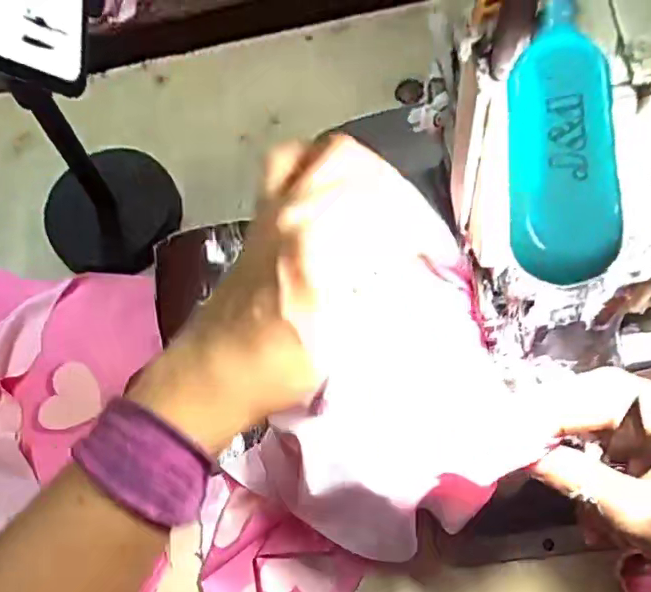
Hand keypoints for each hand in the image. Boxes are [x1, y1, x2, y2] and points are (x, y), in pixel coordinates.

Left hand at [131, 135, 391, 452]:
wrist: (212, 377)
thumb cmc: (273, 371)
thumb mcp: (338, 347)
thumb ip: (377, 300)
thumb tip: (403, 272)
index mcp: (314, 240)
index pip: (384, 208)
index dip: (422, 231)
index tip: (438, 259)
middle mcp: (289, 212)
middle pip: (352, 163)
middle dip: (393, 191)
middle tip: (410, 230)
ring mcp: (268, 213)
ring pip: (318, 156)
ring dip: (356, 175)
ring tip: (376, 211)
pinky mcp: (256, 226)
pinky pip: (289, 172)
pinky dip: (318, 177)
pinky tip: (331, 212)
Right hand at [532, 369, 650, 591]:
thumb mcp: (641, 517)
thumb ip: (582, 482)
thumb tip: (531, 457)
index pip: (616, 398)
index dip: (562, 414)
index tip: (521, 434)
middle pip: (612, 406)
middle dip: (569, 433)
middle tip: (528, 449)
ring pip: (611, 434)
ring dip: (586, 467)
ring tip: (585, 511)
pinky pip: (622, 458)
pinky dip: (602, 484)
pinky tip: (602, 520)